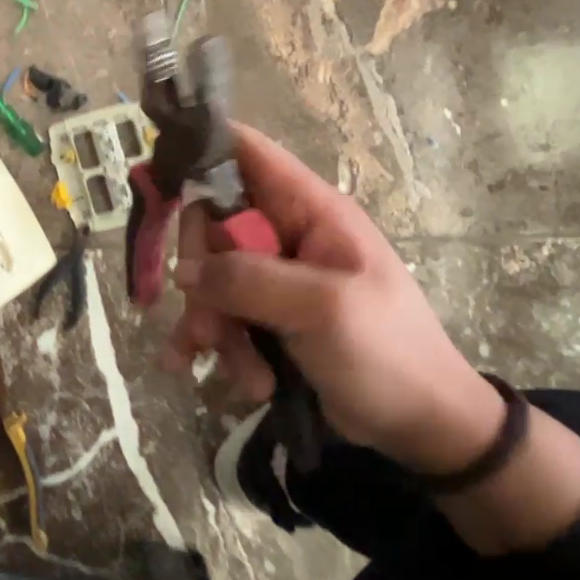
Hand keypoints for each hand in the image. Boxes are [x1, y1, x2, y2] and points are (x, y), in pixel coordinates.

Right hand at [165, 125, 503, 472]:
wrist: (422, 430)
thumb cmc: (388, 355)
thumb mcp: (324, 310)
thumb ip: (250, 280)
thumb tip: (186, 272)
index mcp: (311, 210)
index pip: (246, 152)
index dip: (200, 149)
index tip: (157, 176)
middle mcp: (286, 233)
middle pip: (211, 223)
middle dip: (202, 275)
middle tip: (211, 323)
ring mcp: (273, 275)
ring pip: (208, 275)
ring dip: (210, 322)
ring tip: (239, 370)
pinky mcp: (263, 314)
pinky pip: (216, 312)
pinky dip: (210, 343)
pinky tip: (201, 370)